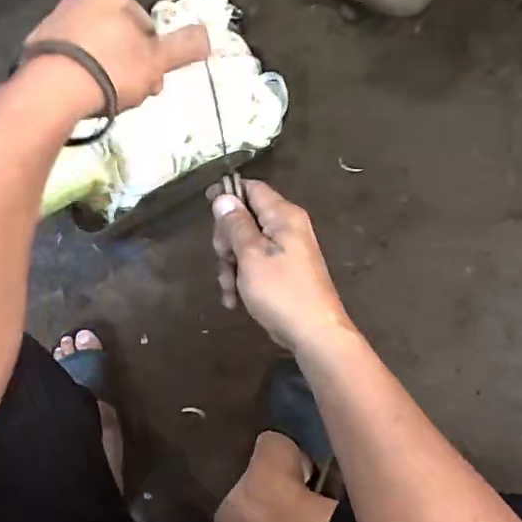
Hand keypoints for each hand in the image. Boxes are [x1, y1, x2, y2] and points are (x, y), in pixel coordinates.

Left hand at [20, 0, 210, 115]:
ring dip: (101, 69)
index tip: (151, 79)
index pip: (145, 24)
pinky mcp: (33, 45)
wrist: (52, 90)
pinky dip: (75, 75)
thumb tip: (209, 36)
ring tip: (104, 98)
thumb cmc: (111, 70)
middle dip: (127, 62)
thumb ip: (184, 47)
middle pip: (116, 34)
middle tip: (130, 92)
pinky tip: (78, 96)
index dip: (152, 54)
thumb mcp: (156, 61)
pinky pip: (65, 60)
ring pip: (90, 47)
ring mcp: (54, 20)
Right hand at [210, 180, 355, 351]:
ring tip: (229, 289)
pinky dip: (242, 278)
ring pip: (246, 245)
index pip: (252, 188)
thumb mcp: (250, 255)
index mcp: (283, 215)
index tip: (206, 206)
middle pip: (245, 219)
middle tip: (223, 258)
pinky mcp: (284, 271)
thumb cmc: (281, 290)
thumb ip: (236, 224)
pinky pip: (255, 264)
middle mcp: (287, 227)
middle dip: (227, 240)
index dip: (228, 193)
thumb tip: (223, 197)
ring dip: (230, 265)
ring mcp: (286, 250)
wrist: (314, 333)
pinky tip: (235, 300)